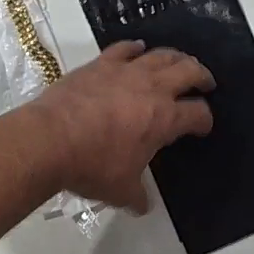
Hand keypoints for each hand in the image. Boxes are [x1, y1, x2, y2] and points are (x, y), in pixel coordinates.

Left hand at [24, 42, 214, 213]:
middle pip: (189, 71)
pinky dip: (136, 48)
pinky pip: (125, 48)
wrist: (48, 140)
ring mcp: (126, 71)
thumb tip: (142, 206)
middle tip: (206, 82)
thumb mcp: (120, 190)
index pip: (198, 114)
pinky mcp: (101, 64)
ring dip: (176, 57)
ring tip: (180, 62)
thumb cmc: (91, 166)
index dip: (205, 120)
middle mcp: (153, 88)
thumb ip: (136, 196)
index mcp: (165, 118)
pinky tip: (139, 48)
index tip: (203, 127)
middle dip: (202, 76)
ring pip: (162, 54)